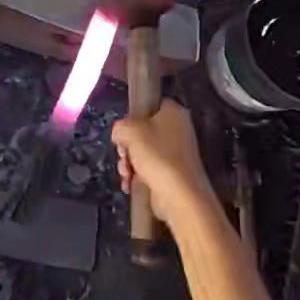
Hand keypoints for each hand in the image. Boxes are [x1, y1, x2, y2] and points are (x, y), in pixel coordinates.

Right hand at [112, 100, 215, 226]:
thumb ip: (120, 126)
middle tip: (124, 154)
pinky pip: (148, 168)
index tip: (124, 129)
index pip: (150, 105)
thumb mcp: (130, 131)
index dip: (134, 116)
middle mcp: (178, 130)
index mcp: (174, 112)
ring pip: (142, 151)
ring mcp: (176, 153)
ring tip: (127, 173)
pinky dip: (137, 175)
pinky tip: (130, 184)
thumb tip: (120, 133)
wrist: (179, 194)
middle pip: (142, 131)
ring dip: (128, 163)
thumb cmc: (157, 155)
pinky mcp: (173, 172)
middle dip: (127, 145)